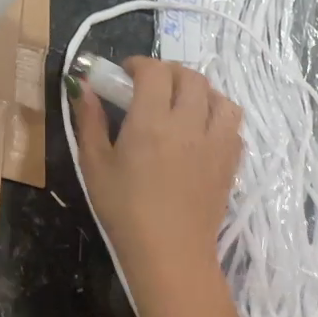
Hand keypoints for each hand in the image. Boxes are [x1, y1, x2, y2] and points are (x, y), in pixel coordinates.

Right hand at [74, 57, 241, 309]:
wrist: (169, 253)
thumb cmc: (123, 207)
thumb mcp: (93, 161)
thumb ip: (89, 119)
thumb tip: (84, 85)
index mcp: (151, 122)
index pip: (155, 71)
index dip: (139, 63)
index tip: (125, 74)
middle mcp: (188, 126)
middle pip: (191, 77)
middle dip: (169, 72)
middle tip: (149, 85)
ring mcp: (216, 145)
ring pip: (221, 98)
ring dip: (200, 91)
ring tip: (180, 103)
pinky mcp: (231, 164)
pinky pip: (233, 126)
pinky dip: (218, 117)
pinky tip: (198, 130)